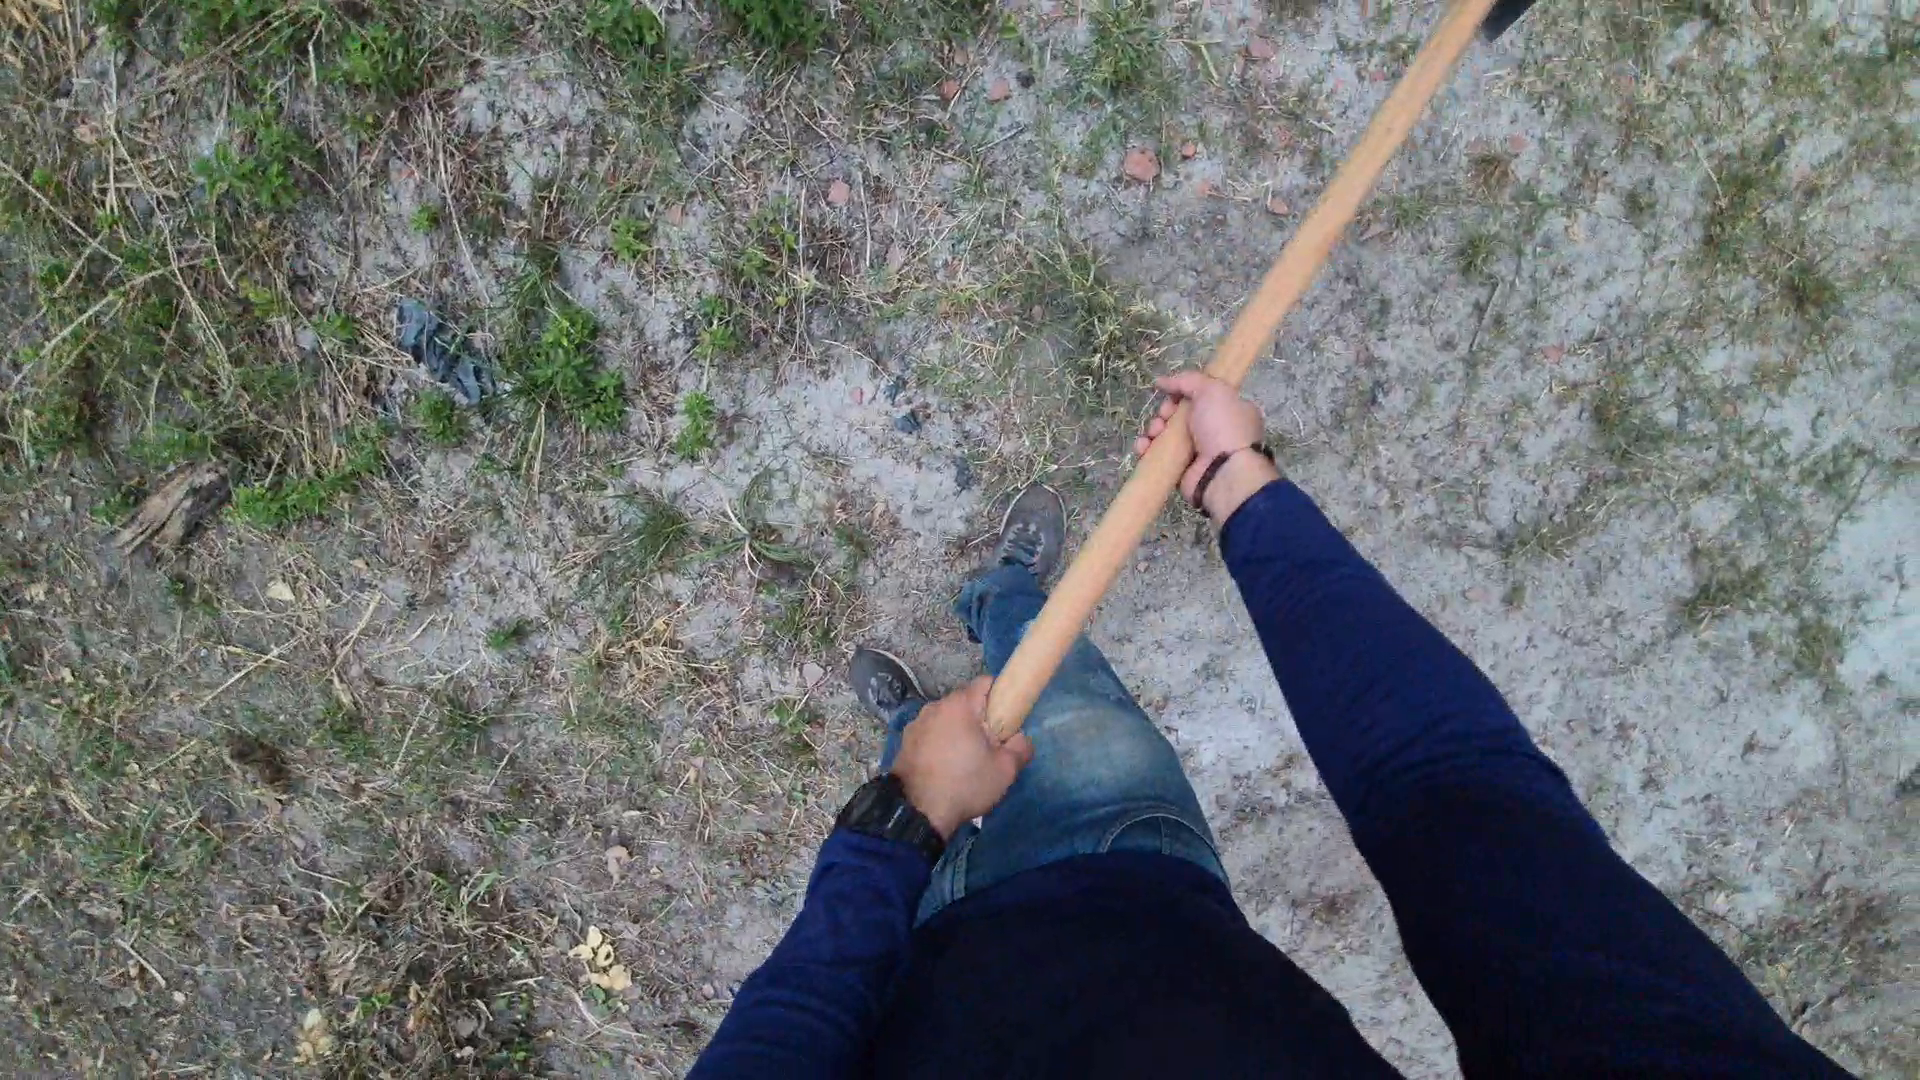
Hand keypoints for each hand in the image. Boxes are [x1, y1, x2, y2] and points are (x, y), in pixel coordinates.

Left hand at [890, 676, 1034, 838]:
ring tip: (965, 761)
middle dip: (980, 718)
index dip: (1001, 696)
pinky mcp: (905, 741)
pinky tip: (943, 768)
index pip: (986, 683)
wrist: (917, 812)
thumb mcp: (1004, 770)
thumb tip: (1021, 739)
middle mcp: (935, 706)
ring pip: (946, 719)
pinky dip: (939, 744)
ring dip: (957, 731)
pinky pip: (930, 734)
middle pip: (965, 702)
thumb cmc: (964, 784)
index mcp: (960, 705)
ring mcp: (916, 723)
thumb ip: (1020, 748)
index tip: (1007, 719)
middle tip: (989, 746)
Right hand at [1133, 371, 1280, 520]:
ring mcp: (1196, 453)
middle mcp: (1213, 432)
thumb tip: (1160, 381)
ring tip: (1154, 433)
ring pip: (1166, 436)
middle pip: (1178, 416)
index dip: (1181, 394)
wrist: (1224, 471)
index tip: (1172, 396)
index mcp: (1227, 411)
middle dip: (1165, 413)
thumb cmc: (1223, 426)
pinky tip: (1143, 447)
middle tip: (1164, 416)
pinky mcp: (1180, 471)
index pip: (1198, 398)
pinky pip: (1158, 457)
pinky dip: (1147, 451)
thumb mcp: (1212, 390)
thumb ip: (1187, 380)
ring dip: (1154, 430)